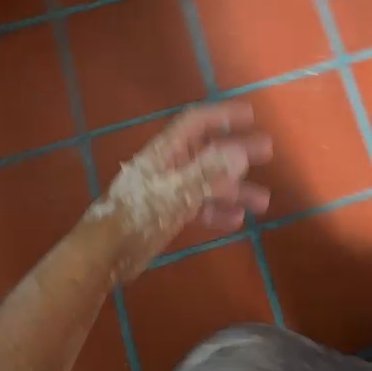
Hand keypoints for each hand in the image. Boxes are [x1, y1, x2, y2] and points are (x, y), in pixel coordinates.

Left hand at [79, 103, 271, 281]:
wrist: (104, 255)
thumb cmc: (136, 217)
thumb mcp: (176, 194)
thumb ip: (208, 173)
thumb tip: (240, 152)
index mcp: (166, 153)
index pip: (197, 123)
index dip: (223, 115)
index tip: (251, 115)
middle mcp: (169, 166)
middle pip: (208, 152)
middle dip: (237, 152)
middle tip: (268, 153)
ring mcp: (168, 191)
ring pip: (208, 183)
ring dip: (234, 189)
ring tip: (263, 200)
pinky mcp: (167, 214)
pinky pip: (198, 206)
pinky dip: (217, 211)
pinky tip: (236, 220)